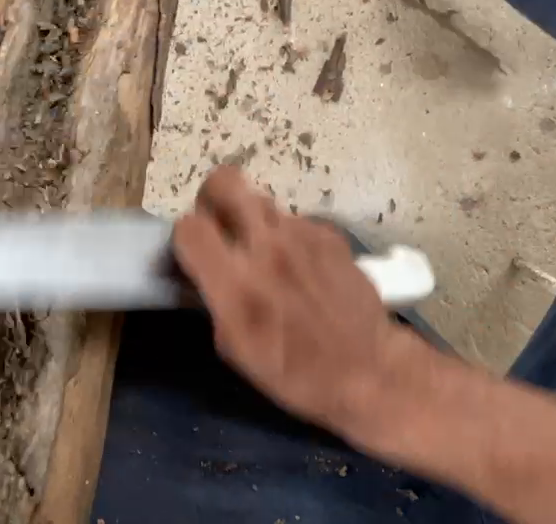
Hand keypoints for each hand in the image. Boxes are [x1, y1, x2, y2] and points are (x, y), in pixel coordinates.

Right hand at [172, 166, 421, 441]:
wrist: (370, 372)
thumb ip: (213, 299)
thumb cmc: (296, 373)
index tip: (194, 253)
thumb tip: (202, 270)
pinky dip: (288, 237)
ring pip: (259, 200)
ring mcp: (301, 234)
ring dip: (251, 220)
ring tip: (264, 252)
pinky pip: (294, 220)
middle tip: (220, 227)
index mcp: (237, 284)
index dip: (185, 237)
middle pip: (223, 181)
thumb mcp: (235, 349)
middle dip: (212, 198)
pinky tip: (301, 267)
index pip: (189, 226)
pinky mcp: (327, 233)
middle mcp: (266, 247)